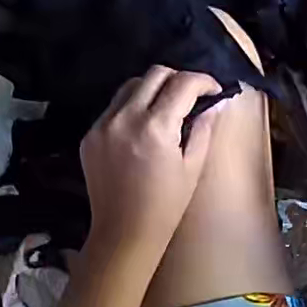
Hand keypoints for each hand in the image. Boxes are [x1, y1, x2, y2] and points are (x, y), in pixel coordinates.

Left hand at [80, 66, 223, 262]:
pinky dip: (133, 107)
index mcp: (155, 127)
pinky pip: (114, 107)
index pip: (183, 84)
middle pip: (155, 73)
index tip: (213, 90)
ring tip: (168, 108)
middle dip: (179, 78)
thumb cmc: (166, 206)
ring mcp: (103, 125)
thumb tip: (216, 104)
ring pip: (131, 86)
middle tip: (193, 95)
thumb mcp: (192, 167)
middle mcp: (125, 118)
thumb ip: (203, 129)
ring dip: (154, 89)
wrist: (124, 232)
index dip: (204, 81)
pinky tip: (145, 128)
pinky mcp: (90, 135)